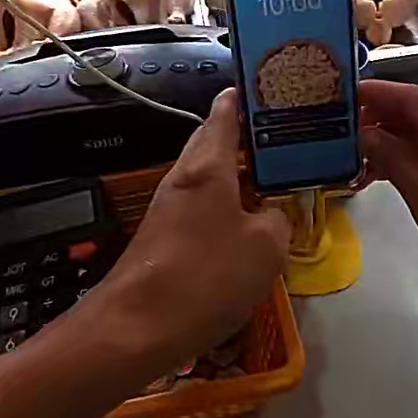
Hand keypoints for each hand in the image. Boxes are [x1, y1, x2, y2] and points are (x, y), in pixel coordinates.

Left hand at [85, 90, 288, 371]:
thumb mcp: (266, 248)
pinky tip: (244, 224)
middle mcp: (183, 176)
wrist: (137, 326)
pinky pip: (199, 204)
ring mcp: (168, 205)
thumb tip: (271, 215)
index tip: (268, 91)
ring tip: (270, 179)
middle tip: (280, 138)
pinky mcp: (163, 234)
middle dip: (243, 135)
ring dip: (234, 172)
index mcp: (207, 166)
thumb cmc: (206, 276)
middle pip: (212, 140)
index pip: (224, 113)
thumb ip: (278, 220)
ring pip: (205, 174)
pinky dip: (223, 202)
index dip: (245, 98)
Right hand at [358, 80, 417, 305]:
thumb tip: (361, 132)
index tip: (339, 96)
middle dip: (370, 115)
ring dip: (377, 139)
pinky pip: (415, 151)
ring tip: (347, 154)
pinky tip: (369, 174)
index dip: (373, 91)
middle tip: (334, 128)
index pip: (408, 96)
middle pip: (406, 111)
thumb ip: (391, 156)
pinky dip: (390, 157)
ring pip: (407, 132)